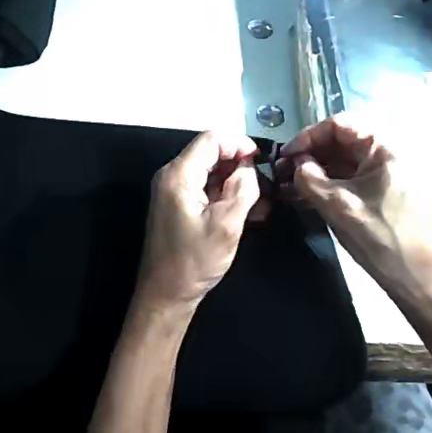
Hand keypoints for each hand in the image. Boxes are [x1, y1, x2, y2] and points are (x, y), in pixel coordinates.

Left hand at [132, 131, 263, 317]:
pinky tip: (246, 212)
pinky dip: (225, 194)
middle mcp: (172, 176)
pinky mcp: (177, 204)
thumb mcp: (227, 225)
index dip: (239, 144)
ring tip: (261, 204)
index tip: (262, 161)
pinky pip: (205, 188)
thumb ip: (242, 189)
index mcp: (179, 175)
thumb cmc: (193, 261)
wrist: (166, 293)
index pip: (211, 139)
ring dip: (236, 182)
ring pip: (210, 171)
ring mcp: (173, 190)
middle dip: (240, 166)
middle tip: (265, 187)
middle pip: (211, 153)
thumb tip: (249, 168)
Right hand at [276, 114, 431, 297]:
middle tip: (283, 173)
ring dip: (319, 172)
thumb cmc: (382, 240)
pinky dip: (334, 185)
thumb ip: (309, 178)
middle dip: (311, 155)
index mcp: (387, 148)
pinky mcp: (394, 193)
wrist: (423, 281)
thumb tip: (296, 164)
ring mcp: (397, 174)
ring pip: (349, 162)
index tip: (284, 157)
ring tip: (290, 187)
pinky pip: (358, 179)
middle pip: (344, 142)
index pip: (339, 125)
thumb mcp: (337, 206)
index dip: (307, 137)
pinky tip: (309, 197)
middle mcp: (395, 154)